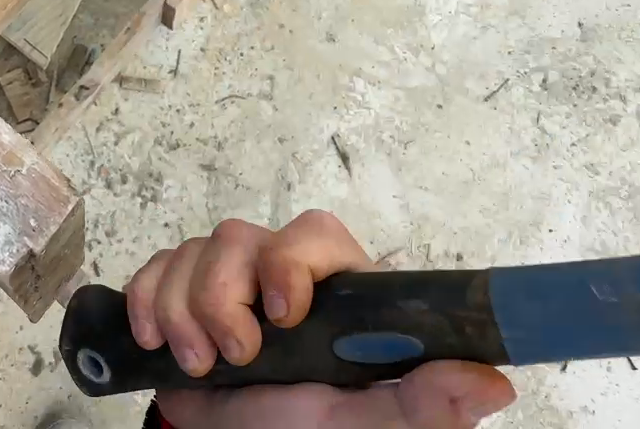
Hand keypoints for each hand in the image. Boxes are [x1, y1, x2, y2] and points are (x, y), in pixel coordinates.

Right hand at [125, 211, 515, 428]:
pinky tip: (151, 342)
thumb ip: (420, 405)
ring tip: (196, 366)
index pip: (315, 233)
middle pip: (238, 236)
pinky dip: (146, 301)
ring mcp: (222, 273)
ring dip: (181, 311)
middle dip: (221, 296)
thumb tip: (493, 378)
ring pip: (191, 250)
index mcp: (332, 290)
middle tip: (231, 356)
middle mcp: (276, 268)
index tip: (282, 312)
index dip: (291, 258)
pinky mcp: (177, 283)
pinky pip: (153, 267)